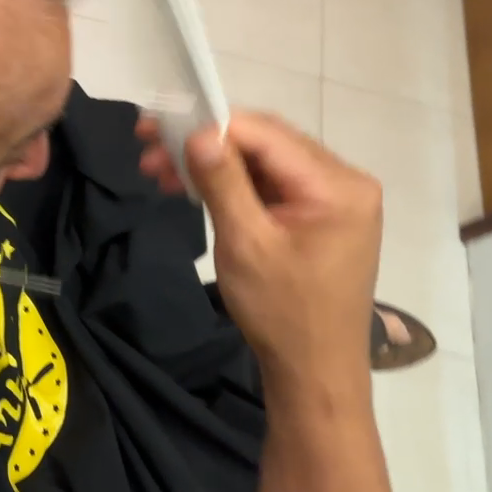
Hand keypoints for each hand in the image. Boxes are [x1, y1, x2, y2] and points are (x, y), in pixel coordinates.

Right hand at [137, 111, 381, 401]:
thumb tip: (197, 132)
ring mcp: (332, 198)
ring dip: (209, 162)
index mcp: (336, 185)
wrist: (312, 366)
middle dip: (203, 143)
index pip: (265, 134)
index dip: (208, 126)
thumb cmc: (280, 309)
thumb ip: (223, 183)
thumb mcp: (245, 243)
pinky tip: (192, 188)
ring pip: (260, 161)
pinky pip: (267, 183)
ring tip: (158, 172)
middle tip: (148, 152)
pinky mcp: (316, 215)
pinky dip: (227, 182)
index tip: (155, 131)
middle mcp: (343, 181)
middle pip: (263, 142)